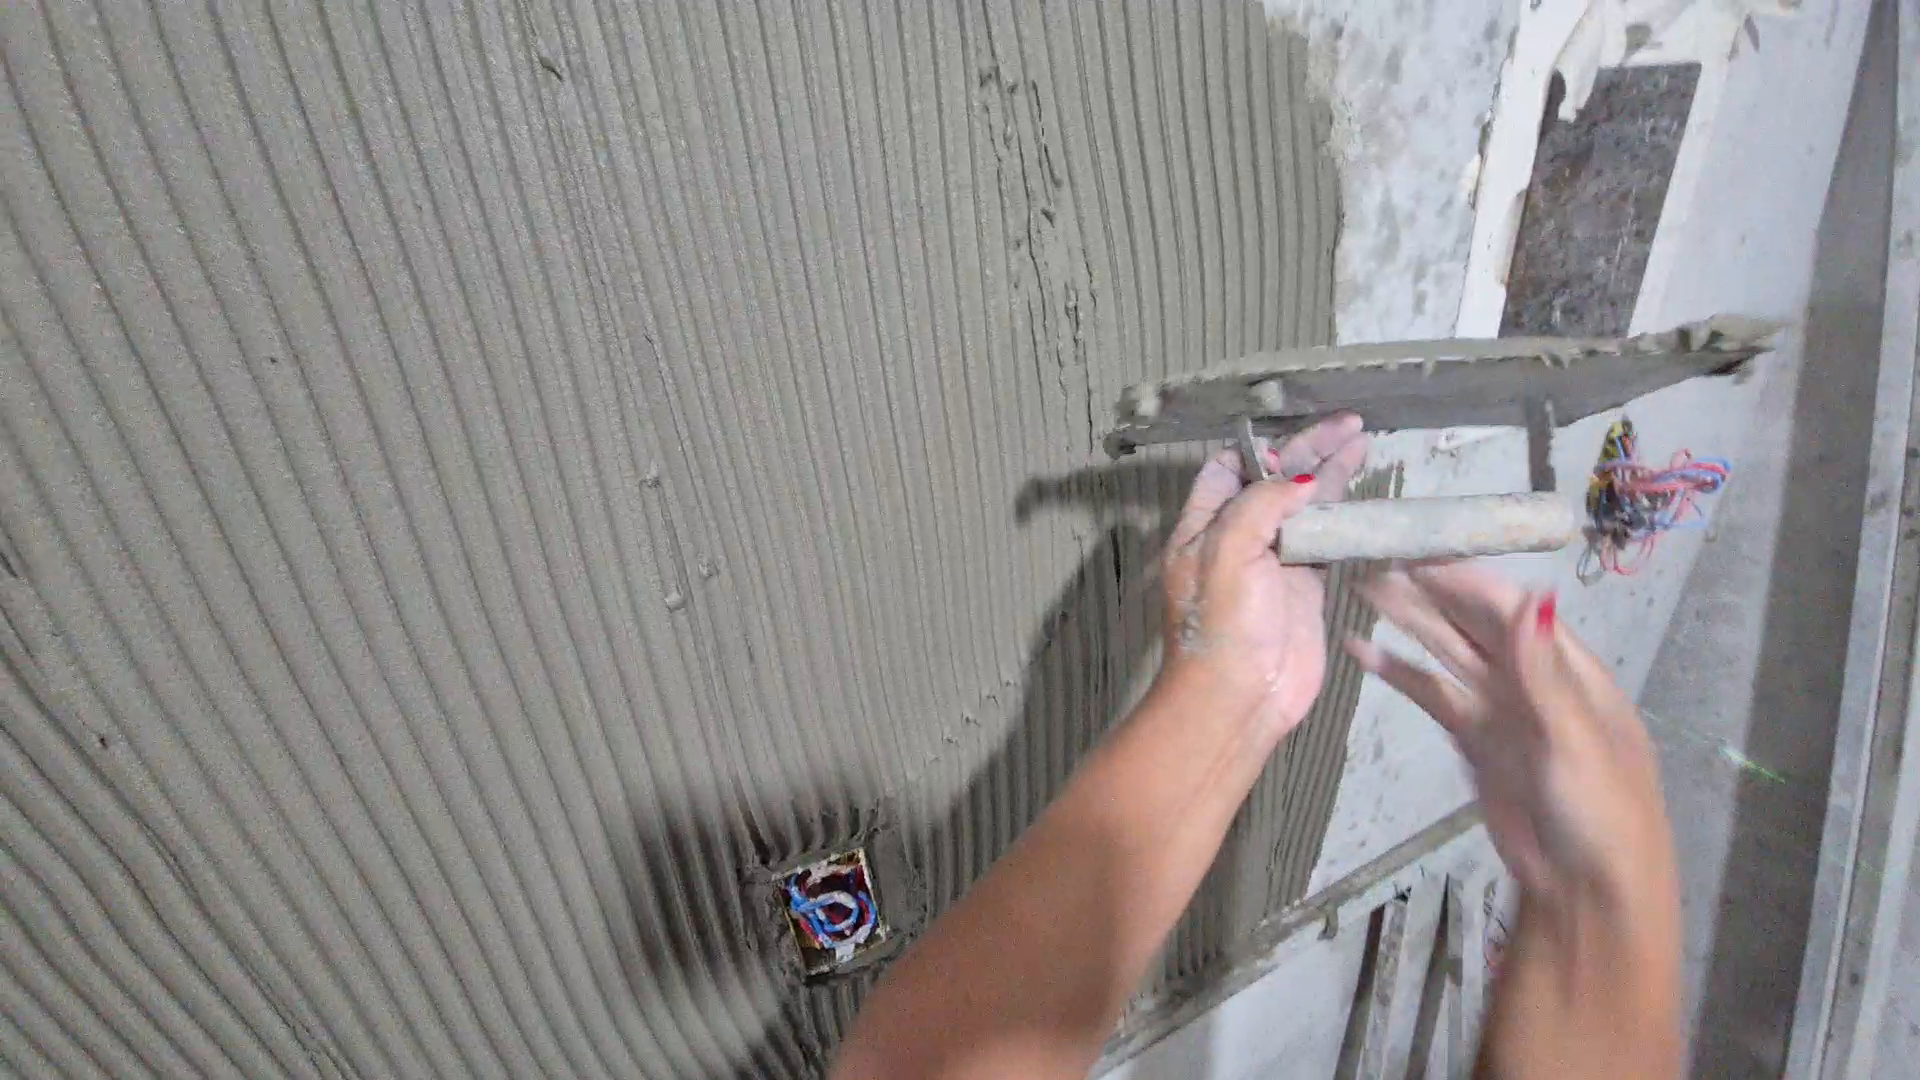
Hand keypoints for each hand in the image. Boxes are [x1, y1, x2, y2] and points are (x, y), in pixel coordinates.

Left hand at [1158, 413, 1368, 744]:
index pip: (1223, 471)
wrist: (1241, 693)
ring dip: (1329, 474)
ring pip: (1302, 506)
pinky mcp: (1303, 585)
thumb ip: (1259, 504)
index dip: (1254, 451)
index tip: (1289, 438)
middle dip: (1304, 451)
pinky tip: (1363, 491)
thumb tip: (1299, 479)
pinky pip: (1324, 539)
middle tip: (1347, 425)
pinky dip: (1342, 513)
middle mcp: (1235, 538)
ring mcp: (1271, 561)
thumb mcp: (1226, 551)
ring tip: (1361, 441)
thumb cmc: (1222, 622)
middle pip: (1270, 482)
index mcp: (1201, 527)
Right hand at [1346, 563, 1673, 902]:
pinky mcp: (1467, 731)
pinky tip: (1360, 648)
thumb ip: (1543, 672)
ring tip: (1361, 587)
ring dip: (1405, 619)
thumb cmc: (1600, 814)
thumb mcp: (1576, 742)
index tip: (1417, 552)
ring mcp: (1495, 704)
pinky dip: (1394, 669)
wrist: (1582, 887)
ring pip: (1442, 649)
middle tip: (1375, 558)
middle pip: (1470, 622)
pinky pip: (1426, 691)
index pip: (1510, 609)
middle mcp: (1529, 677)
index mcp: (1568, 671)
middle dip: (1426, 589)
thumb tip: (1532, 597)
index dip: (1464, 579)